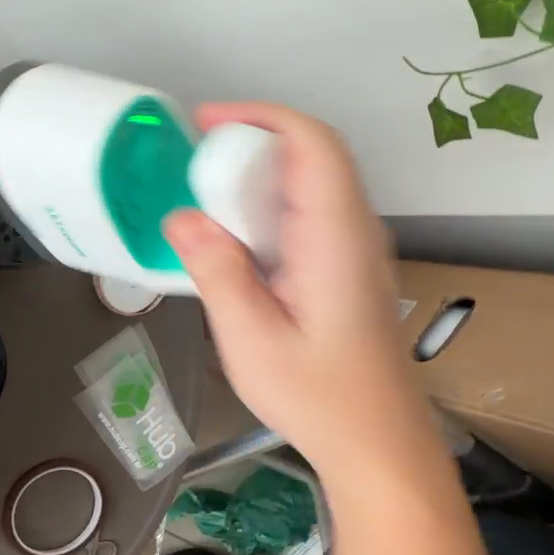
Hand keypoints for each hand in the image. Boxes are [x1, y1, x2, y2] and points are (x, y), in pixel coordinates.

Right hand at [163, 103, 441, 481]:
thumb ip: (218, 272)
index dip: (262, 118)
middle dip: (250, 143)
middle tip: (187, 162)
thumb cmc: (313, 392)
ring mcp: (351, 250)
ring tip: (197, 194)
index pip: (313, 146)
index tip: (203, 123)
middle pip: (311, 157)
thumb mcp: (251, 337)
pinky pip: (304, 217)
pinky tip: (227, 237)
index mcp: (335, 239)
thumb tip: (183, 218)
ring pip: (308, 186)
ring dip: (254, 177)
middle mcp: (352, 232)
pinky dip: (263, 209)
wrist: (371, 436)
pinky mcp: (340, 270)